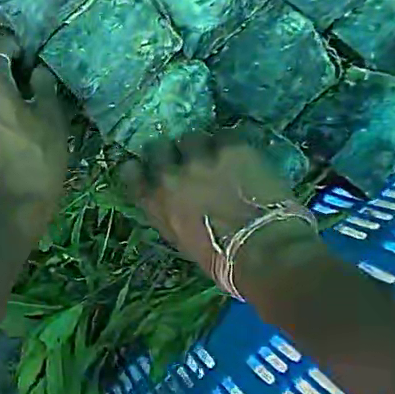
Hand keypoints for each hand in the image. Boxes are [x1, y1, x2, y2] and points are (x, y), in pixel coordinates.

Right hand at [121, 131, 325, 291]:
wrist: (263, 250)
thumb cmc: (220, 258)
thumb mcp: (180, 239)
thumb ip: (169, 213)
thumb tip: (175, 203)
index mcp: (154, 201)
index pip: (131, 171)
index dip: (141, 168)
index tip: (150, 169)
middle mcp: (170, 175)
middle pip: (159, 148)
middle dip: (170, 152)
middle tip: (185, 160)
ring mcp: (200, 158)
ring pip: (191, 138)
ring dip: (200, 146)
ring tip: (214, 154)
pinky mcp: (232, 148)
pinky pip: (224, 135)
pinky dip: (228, 143)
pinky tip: (238, 154)